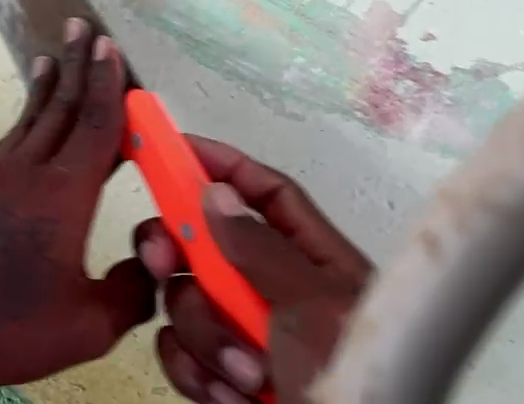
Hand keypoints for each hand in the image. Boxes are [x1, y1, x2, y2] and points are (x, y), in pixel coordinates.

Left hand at [0, 22, 154, 402]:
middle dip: (75, 66)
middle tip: (82, 26)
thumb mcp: (92, 323)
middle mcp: (26, 172)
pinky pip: (11, 141)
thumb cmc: (16, 328)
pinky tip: (30, 117)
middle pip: (59, 108)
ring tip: (53, 55)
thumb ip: (132, 288)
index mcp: (62, 196)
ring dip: (46, 86)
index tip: (111, 47)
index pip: (93, 126)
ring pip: (29, 121)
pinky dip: (26, 118)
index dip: (107, 84)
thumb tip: (152, 260)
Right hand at [132, 137, 372, 403]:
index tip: (165, 145)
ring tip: (244, 374)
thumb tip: (214, 192)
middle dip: (176, 252)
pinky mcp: (223, 374)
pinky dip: (195, 371)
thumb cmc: (360, 386)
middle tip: (164, 259)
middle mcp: (274, 290)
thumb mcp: (316, 310)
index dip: (215, 162)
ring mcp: (247, 333)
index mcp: (315, 263)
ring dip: (202, 333)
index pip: (261, 191)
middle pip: (201, 239)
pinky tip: (228, 395)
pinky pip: (179, 349)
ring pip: (182, 296)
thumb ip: (260, 248)